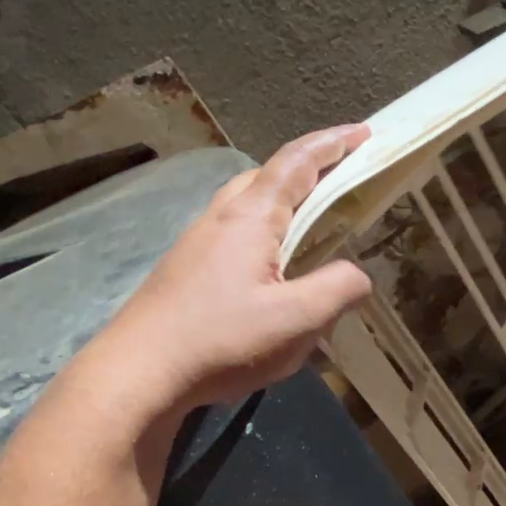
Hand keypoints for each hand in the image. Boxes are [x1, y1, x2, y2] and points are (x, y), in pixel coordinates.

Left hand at [86, 125, 375, 413]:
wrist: (141, 372)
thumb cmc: (223, 340)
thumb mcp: (298, 320)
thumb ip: (338, 289)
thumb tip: (359, 276)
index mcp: (252, 219)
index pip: (296, 164)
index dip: (332, 144)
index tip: (363, 132)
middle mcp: (222, 219)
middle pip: (268, 176)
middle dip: (309, 166)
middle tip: (345, 173)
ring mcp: (200, 244)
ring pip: (249, 204)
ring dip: (287, 198)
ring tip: (318, 217)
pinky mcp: (191, 271)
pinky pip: (239, 232)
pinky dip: (270, 228)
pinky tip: (280, 262)